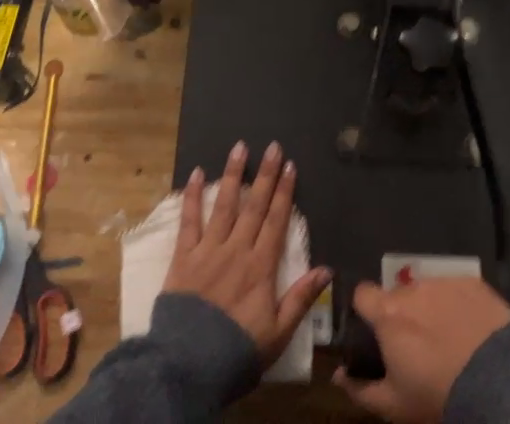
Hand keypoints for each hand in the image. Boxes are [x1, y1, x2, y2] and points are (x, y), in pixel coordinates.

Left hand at [163, 140, 330, 366]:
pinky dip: (191, 196)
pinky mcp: (182, 257)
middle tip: (272, 147)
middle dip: (265, 174)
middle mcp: (236, 250)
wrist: (190, 363)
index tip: (290, 166)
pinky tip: (195, 174)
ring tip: (239, 148)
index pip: (276, 221)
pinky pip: (188, 221)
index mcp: (261, 267)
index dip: (285, 192)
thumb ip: (301, 298)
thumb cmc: (239, 350)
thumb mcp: (279, 331)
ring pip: (223, 205)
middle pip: (254, 206)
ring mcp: (208, 250)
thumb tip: (326, 269)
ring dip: (232, 174)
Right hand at [334, 277, 509, 421]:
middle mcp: (413, 289)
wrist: (500, 387)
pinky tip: (471, 328)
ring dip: (431, 307)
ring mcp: (446, 282)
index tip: (376, 329)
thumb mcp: (394, 404)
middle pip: (398, 294)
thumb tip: (338, 375)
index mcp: (388, 314)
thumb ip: (359, 389)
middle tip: (417, 341)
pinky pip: (458, 289)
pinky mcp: (475, 284)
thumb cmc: (438, 395)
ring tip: (448, 335)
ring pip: (429, 291)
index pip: (363, 294)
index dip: (366, 310)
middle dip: (403, 312)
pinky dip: (459, 304)